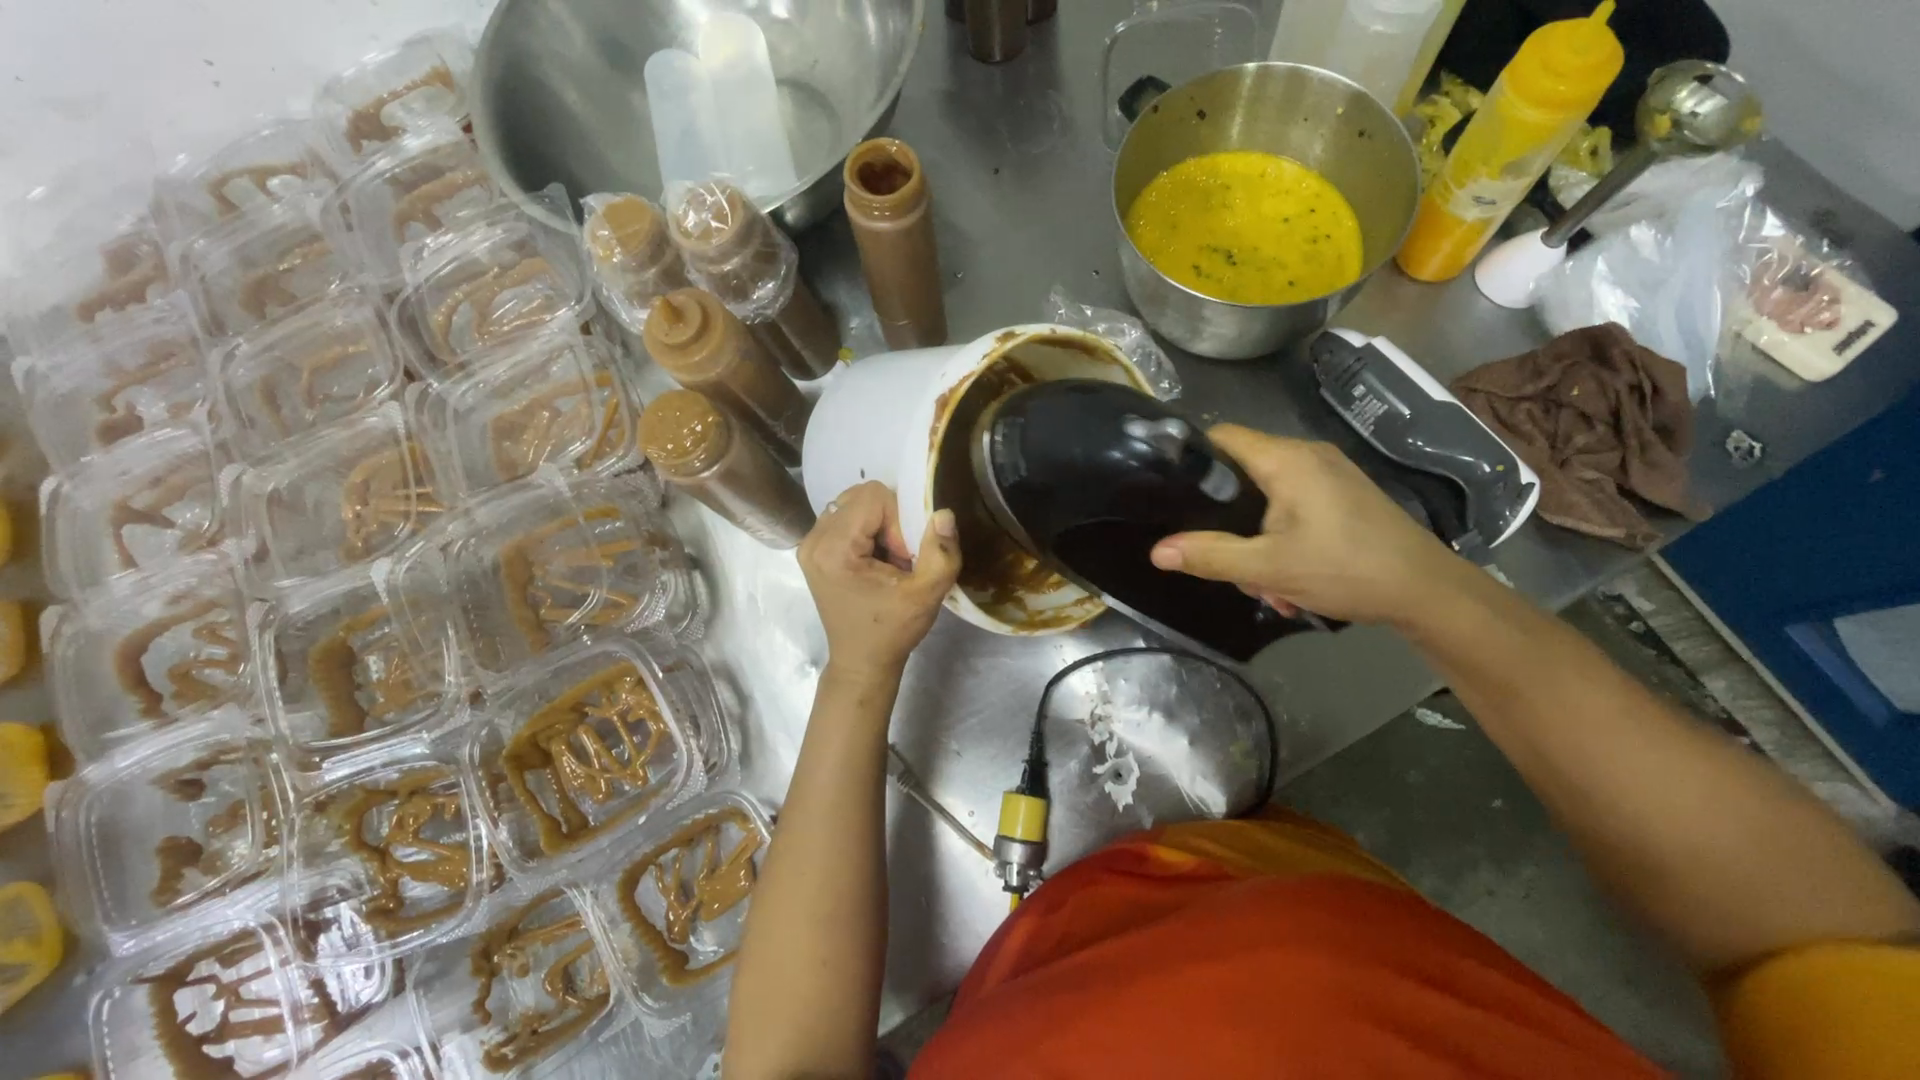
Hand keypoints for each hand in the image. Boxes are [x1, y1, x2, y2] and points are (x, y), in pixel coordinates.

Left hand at [799, 482, 961, 680]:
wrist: (861, 662)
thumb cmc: (891, 631)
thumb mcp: (926, 594)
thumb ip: (941, 552)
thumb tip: (943, 511)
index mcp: (833, 548)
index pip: (874, 496)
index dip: (899, 520)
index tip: (904, 556)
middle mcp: (814, 539)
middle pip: (861, 495)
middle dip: (889, 520)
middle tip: (898, 557)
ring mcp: (810, 544)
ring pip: (854, 504)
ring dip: (880, 525)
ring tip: (887, 560)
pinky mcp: (814, 550)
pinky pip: (846, 518)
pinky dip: (867, 531)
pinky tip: (875, 562)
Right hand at [1149, 426, 1474, 626]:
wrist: (1426, 590)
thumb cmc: (1345, 569)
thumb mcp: (1268, 568)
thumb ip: (1210, 556)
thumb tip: (1158, 552)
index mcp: (1287, 459)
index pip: (1222, 436)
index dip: (1193, 460)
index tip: (1173, 493)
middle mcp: (1308, 455)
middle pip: (1242, 472)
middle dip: (1228, 520)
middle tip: (1227, 560)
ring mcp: (1330, 474)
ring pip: (1268, 497)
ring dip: (1257, 539)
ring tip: (1264, 581)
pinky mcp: (1344, 495)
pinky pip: (1294, 506)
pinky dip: (1282, 538)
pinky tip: (1289, 577)